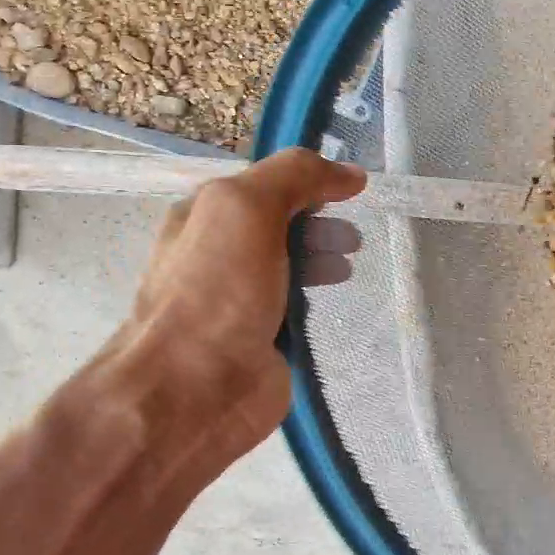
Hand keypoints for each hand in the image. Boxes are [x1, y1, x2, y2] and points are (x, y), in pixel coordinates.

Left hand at [127, 148, 365, 454]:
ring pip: (288, 266)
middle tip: (355, 240)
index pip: (262, 187)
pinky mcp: (266, 337)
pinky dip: (320, 299)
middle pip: (277, 226)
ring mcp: (240, 298)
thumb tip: (350, 171)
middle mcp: (216, 253)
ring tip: (351, 269)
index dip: (308, 185)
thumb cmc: (217, 294)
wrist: (199, 382)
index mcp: (203, 217)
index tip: (355, 195)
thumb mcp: (246, 211)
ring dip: (322, 260)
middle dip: (319, 223)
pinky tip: (335, 308)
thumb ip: (293, 181)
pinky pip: (297, 306)